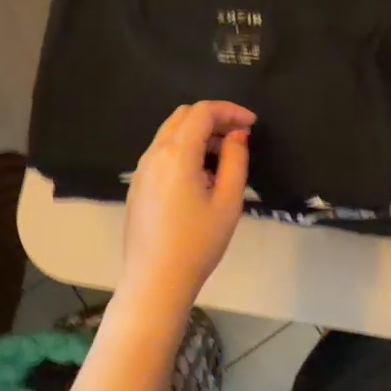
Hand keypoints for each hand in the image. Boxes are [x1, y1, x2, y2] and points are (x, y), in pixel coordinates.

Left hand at [120, 101, 255, 309]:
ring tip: (224, 157)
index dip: (230, 110)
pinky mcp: (138, 185)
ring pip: (170, 133)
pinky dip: (184, 148)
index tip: (252, 124)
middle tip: (239, 135)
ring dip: (198, 133)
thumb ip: (235, 160)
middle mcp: (154, 154)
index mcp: (177, 153)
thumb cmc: (198, 242)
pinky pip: (162, 152)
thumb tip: (236, 135)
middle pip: (183, 116)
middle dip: (214, 118)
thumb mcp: (228, 201)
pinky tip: (201, 175)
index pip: (202, 111)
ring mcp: (142, 170)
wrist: (156, 280)